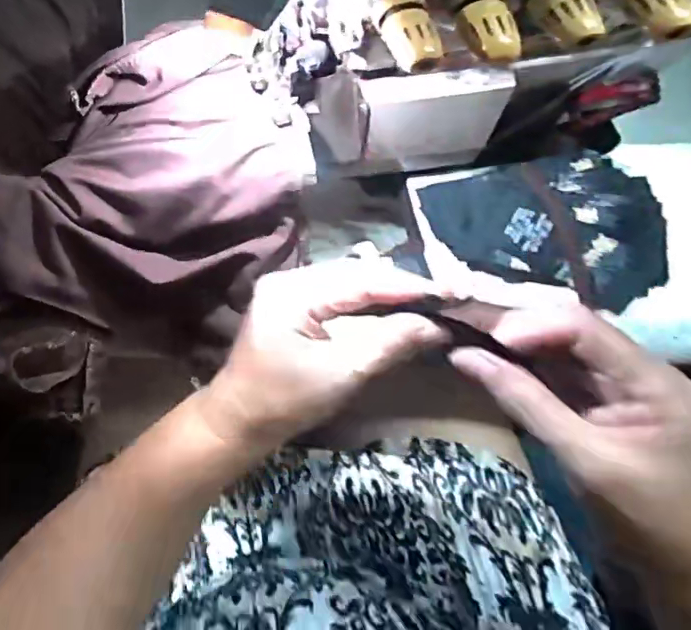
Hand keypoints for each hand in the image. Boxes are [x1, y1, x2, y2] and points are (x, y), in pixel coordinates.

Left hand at [195, 258, 449, 452]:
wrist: (240, 418)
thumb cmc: (286, 400)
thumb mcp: (342, 375)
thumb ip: (387, 344)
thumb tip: (436, 325)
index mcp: (291, 291)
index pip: (358, 279)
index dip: (406, 285)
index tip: (451, 293)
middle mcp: (287, 279)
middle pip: (352, 272)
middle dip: (399, 284)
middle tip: (446, 296)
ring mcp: (287, 289)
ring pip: (346, 279)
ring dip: (385, 289)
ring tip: (428, 299)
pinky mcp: (292, 303)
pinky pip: (336, 291)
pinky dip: (367, 298)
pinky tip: (393, 305)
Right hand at [448, 307, 690, 593]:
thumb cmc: (653, 522)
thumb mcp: (585, 461)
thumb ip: (525, 401)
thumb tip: (462, 354)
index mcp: (655, 382)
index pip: (584, 327)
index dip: (530, 323)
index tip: (486, 336)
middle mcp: (641, 372)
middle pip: (569, 328)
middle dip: (513, 322)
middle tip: (460, 318)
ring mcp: (624, 388)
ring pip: (560, 346)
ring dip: (513, 339)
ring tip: (465, 329)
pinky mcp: (606, 403)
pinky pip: (560, 369)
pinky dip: (523, 362)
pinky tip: (489, 355)